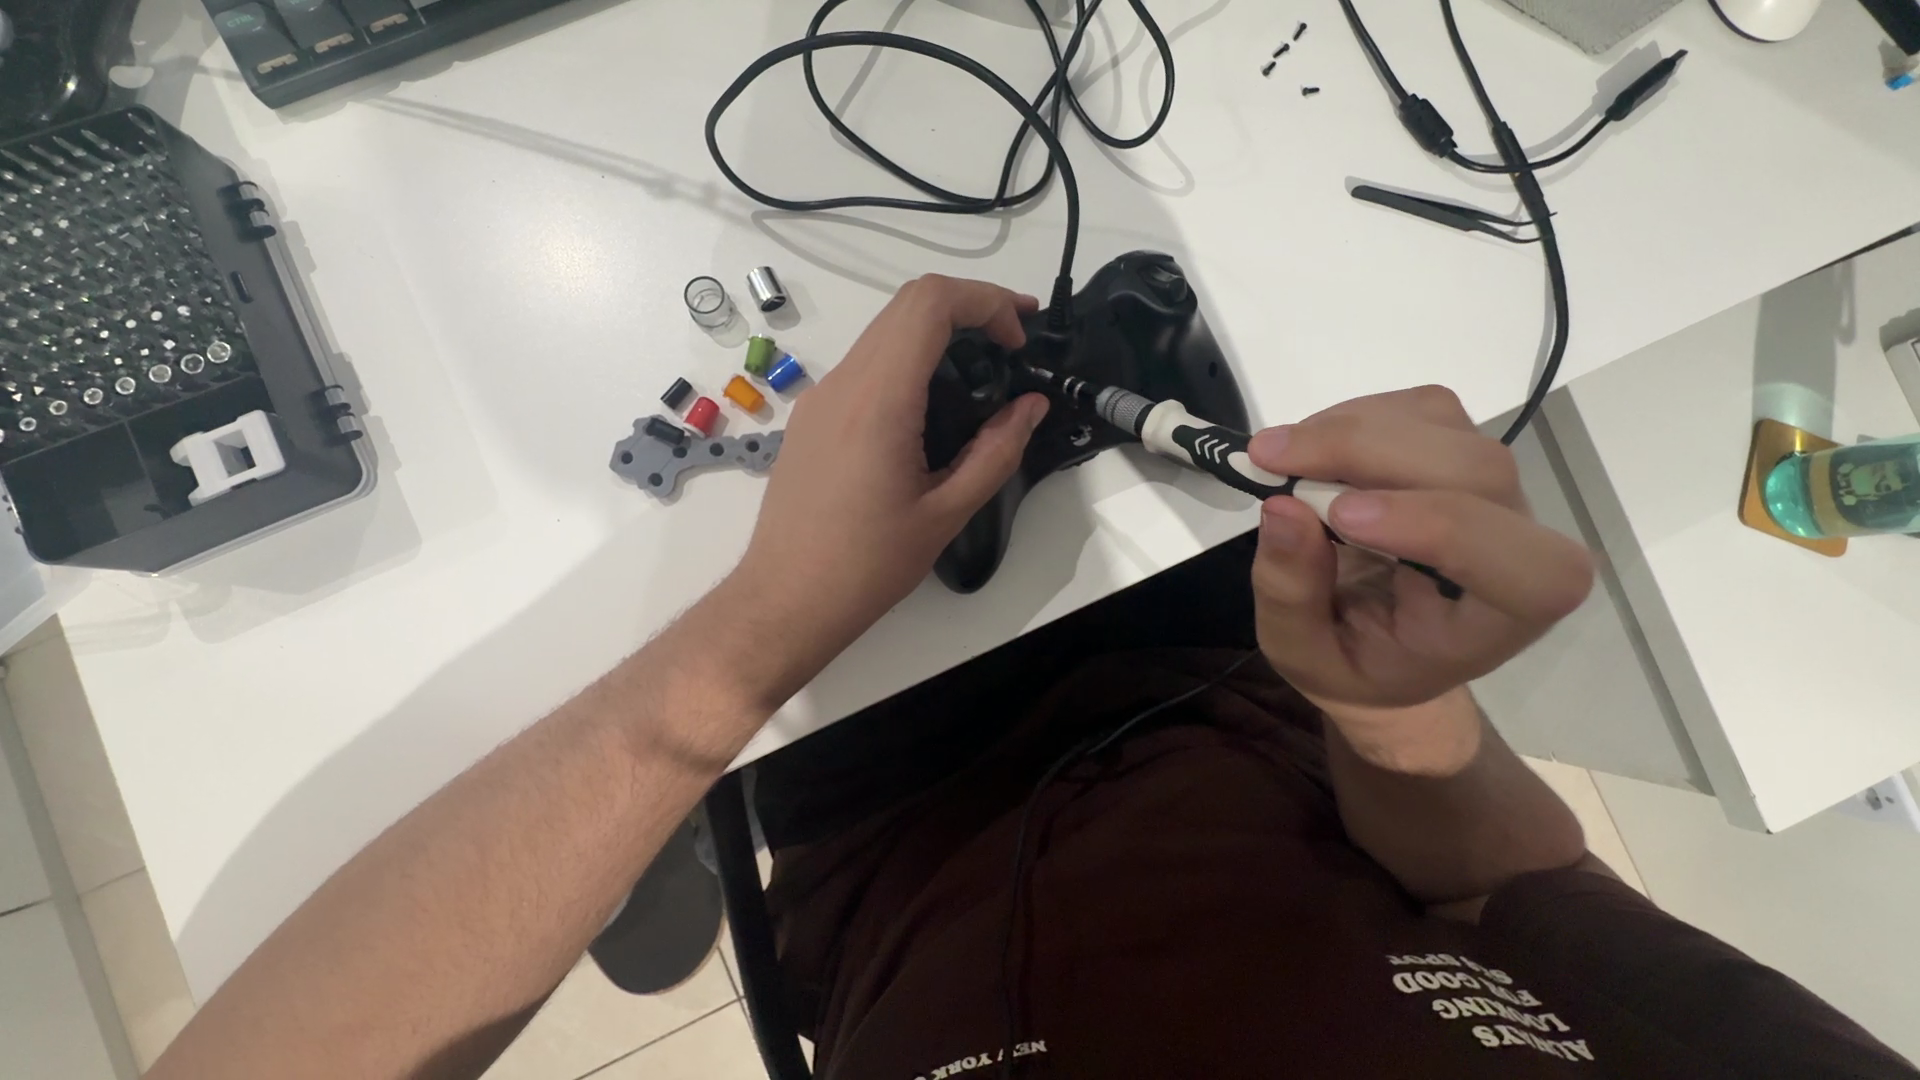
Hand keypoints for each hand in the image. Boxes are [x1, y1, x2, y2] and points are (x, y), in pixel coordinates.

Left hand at [730, 275, 1049, 698]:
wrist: (785, 600)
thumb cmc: (867, 566)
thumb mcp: (946, 513)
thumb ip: (997, 451)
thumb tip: (1032, 405)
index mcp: (878, 400)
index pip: (930, 303)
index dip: (986, 301)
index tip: (1018, 341)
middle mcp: (842, 383)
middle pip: (908, 305)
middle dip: (970, 309)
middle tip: (1015, 345)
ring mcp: (819, 398)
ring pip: (884, 333)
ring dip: (938, 336)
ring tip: (981, 377)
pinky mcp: (811, 417)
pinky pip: (865, 366)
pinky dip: (908, 363)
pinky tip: (932, 409)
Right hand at [1247, 386, 1593, 710]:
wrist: (1380, 644)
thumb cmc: (1351, 663)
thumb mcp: (1302, 653)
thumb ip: (1290, 595)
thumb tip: (1279, 507)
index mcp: (1499, 619)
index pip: (1524, 569)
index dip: (1444, 530)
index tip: (1340, 517)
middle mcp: (1519, 546)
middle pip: (1474, 471)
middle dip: (1364, 452)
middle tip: (1269, 458)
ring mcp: (1495, 490)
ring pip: (1444, 428)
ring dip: (1349, 430)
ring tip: (1279, 458)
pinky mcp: (1459, 450)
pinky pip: (1420, 409)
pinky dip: (1354, 416)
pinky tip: (1313, 450)